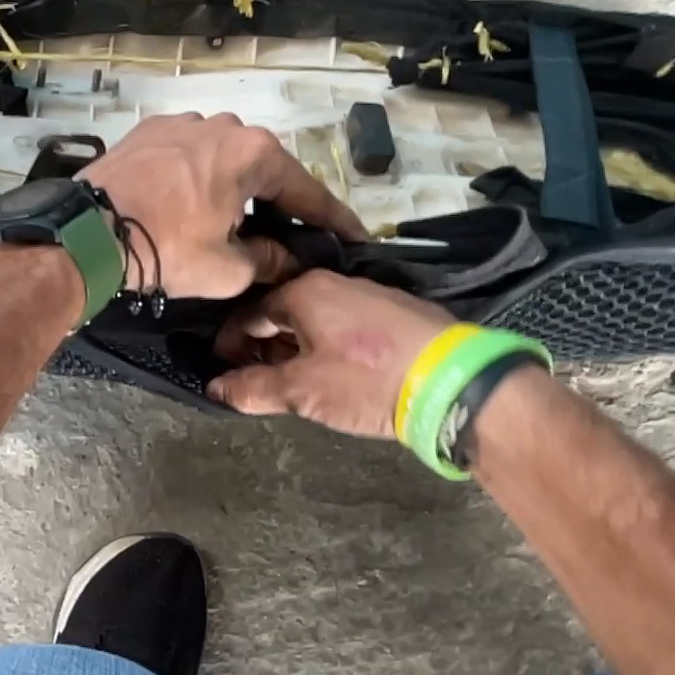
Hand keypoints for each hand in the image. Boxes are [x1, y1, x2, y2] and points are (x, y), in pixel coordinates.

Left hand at [78, 113, 365, 299]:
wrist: (86, 233)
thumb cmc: (163, 249)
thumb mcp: (226, 270)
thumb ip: (268, 261)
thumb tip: (287, 260)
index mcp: (253, 152)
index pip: (306, 191)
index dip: (331, 221)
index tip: (352, 237)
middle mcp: (222, 125)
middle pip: (262, 170)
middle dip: (276, 204)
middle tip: (285, 236)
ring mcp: (180, 124)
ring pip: (221, 161)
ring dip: (231, 190)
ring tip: (230, 224)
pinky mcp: (145, 133)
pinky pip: (185, 158)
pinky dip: (195, 180)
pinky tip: (189, 205)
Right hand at [206, 270, 452, 437]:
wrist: (460, 382)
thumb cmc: (367, 380)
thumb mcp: (301, 390)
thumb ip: (252, 388)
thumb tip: (215, 388)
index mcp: (304, 291)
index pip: (247, 314)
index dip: (228, 344)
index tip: (221, 370)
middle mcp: (335, 284)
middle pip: (281, 315)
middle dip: (262, 348)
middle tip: (255, 381)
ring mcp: (371, 296)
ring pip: (314, 321)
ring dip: (295, 350)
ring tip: (291, 383)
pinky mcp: (399, 315)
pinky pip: (344, 327)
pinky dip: (326, 347)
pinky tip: (332, 375)